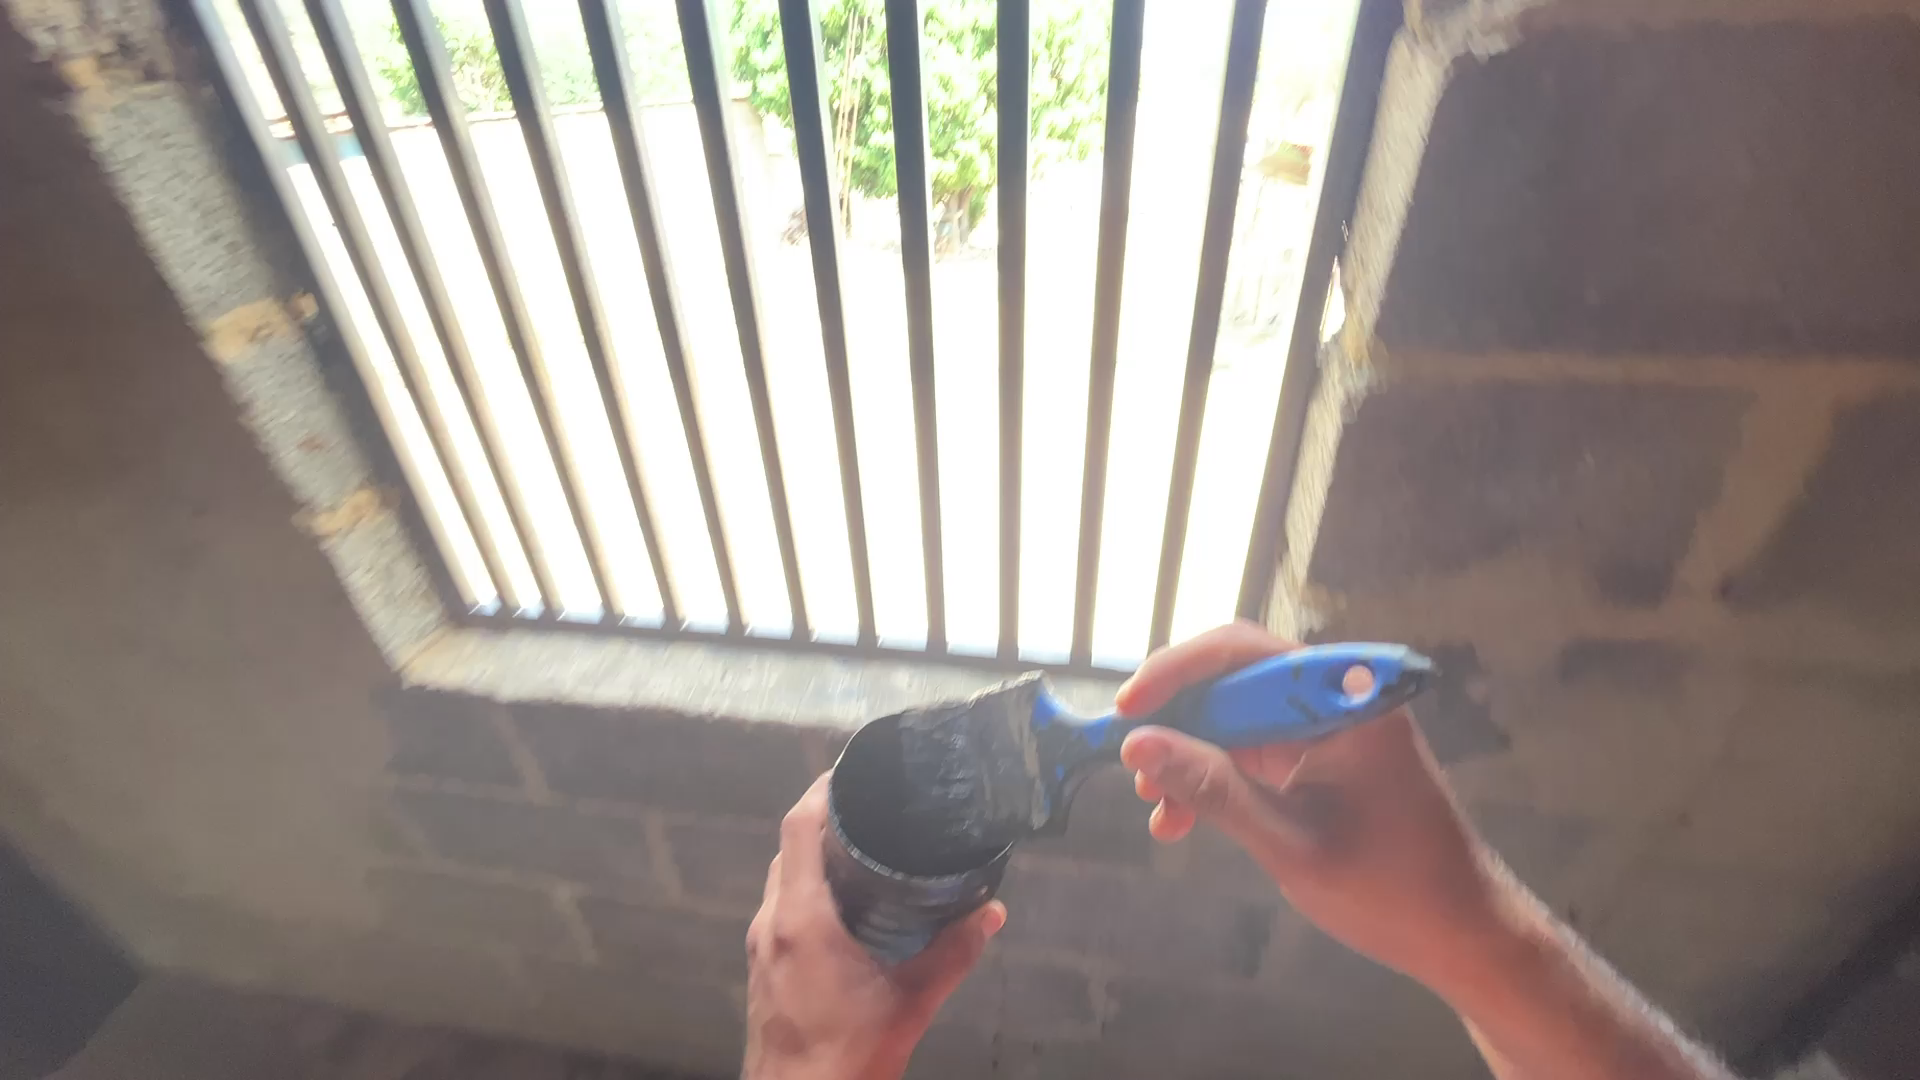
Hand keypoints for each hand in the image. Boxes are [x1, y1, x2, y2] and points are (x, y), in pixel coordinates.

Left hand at [742, 775, 1005, 1079]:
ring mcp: (759, 944)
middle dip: (821, 818)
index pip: (798, 829)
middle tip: (866, 806)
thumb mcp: (910, 1002)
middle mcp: (770, 921)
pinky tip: (839, 897)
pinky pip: (778, 903)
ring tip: (857, 843)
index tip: (849, 772)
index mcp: (800, 917)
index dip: (819, 791)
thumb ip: (953, 952)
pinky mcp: (759, 964)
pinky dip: (803, 883)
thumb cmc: (848, 1053)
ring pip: (780, 876)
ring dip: (810, 852)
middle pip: (788, 847)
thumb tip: (993, 911)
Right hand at [1118, 622, 1515, 988]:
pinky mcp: (1306, 753)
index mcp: (1342, 698)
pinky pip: (1241, 745)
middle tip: (1129, 756)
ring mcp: (1316, 725)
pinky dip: (1207, 776)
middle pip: (1227, 677)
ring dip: (1184, 752)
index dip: (1175, 671)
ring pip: (1227, 713)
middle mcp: (1328, 696)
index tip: (1127, 708)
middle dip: (1173, 718)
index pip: (1241, 651)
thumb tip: (1134, 744)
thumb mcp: (1289, 842)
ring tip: (1152, 800)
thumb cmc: (1392, 891)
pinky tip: (1178, 818)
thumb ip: (1211, 788)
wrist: (1463, 939)